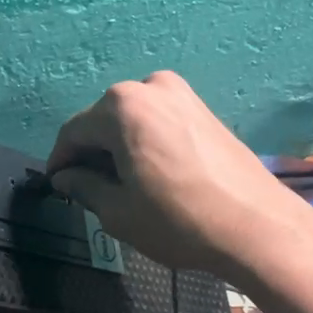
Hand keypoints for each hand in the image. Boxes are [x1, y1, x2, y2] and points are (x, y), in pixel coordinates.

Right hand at [46, 71, 312, 277]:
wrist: (257, 226)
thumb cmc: (178, 221)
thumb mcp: (118, 211)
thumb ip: (83, 187)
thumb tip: (65, 177)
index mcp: (121, 106)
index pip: (73, 132)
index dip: (60, 161)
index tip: (56, 187)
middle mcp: (150, 87)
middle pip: (102, 120)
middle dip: (91, 153)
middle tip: (89, 190)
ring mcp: (182, 93)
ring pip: (131, 120)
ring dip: (118, 147)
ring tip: (122, 185)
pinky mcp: (204, 109)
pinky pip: (158, 121)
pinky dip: (145, 142)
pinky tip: (151, 174)